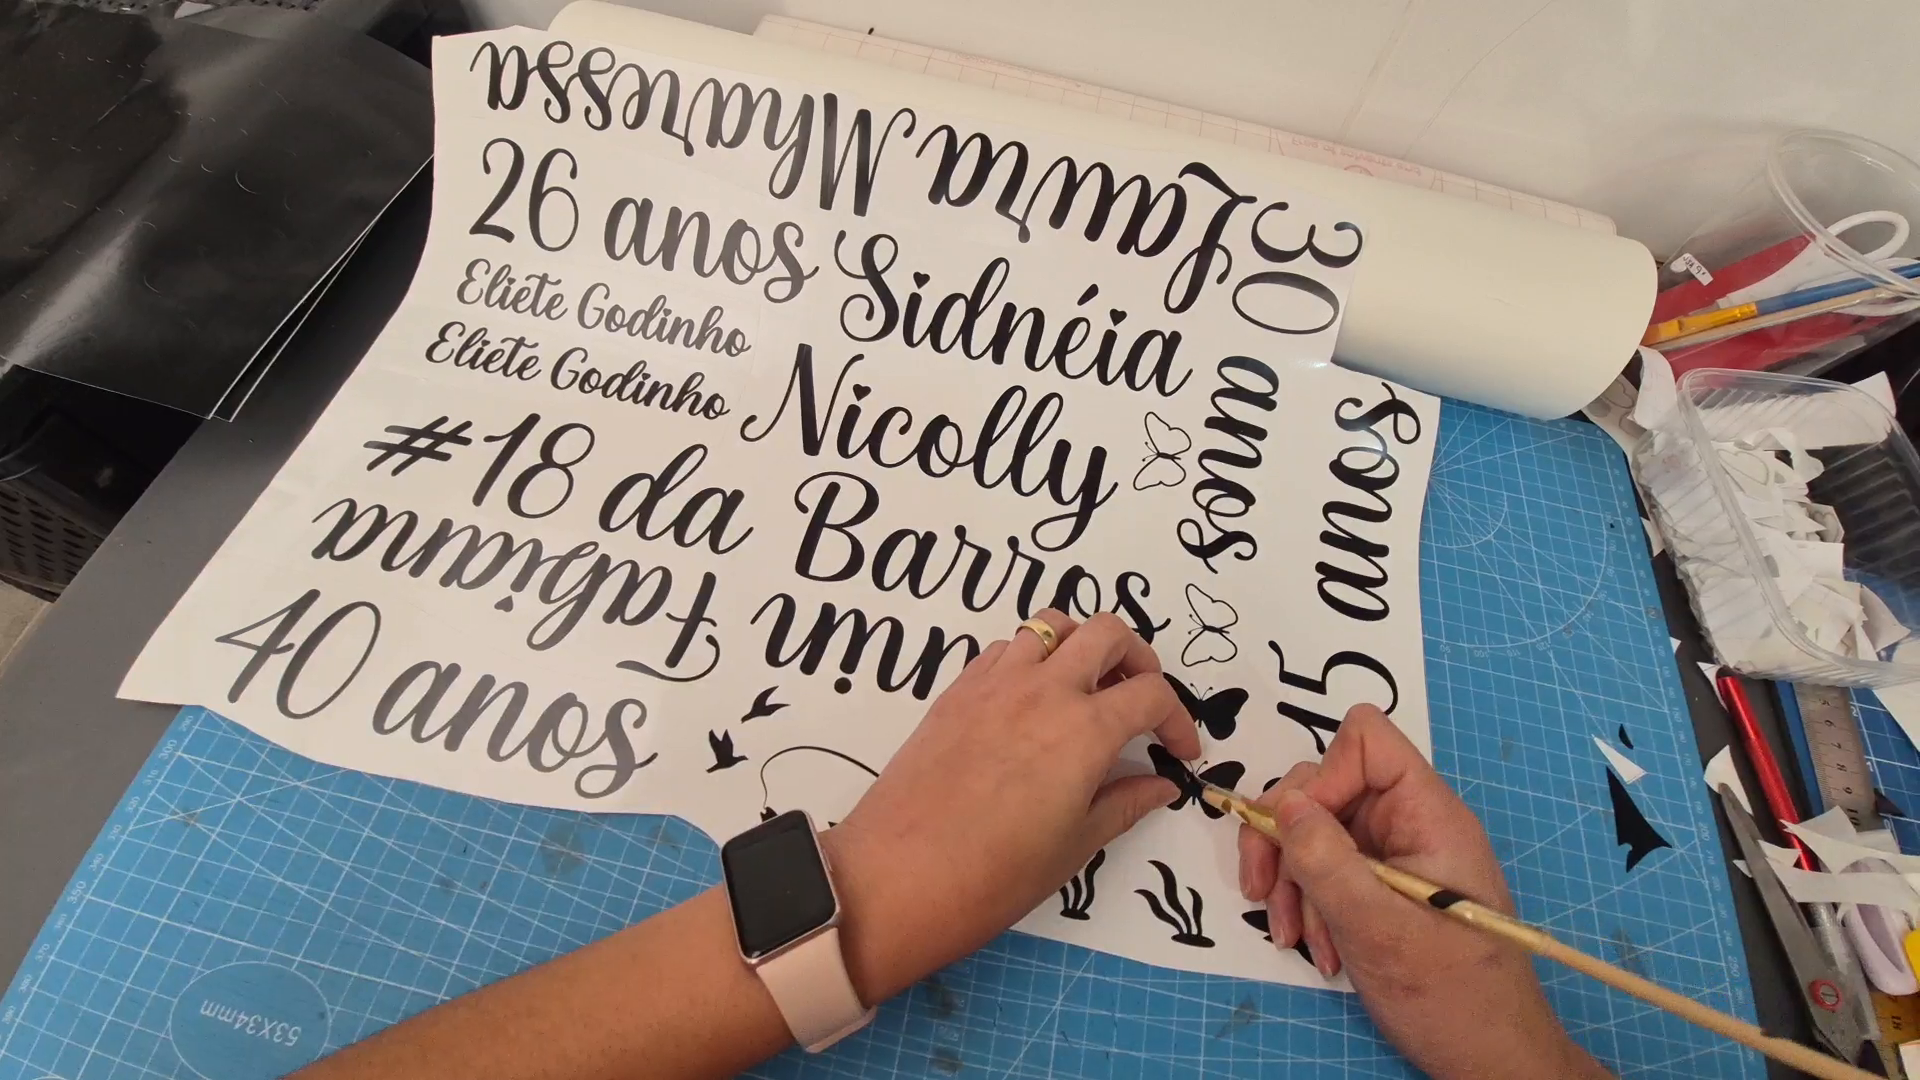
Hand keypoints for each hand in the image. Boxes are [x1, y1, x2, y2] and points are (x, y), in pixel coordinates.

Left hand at [824, 610, 1199, 1003]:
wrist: (897, 873)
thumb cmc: (994, 874)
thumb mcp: (1074, 846)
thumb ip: (1124, 803)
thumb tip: (1162, 784)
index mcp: (1084, 728)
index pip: (1151, 693)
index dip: (1178, 719)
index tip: (1179, 751)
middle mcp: (1043, 688)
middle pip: (1106, 631)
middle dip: (1137, 657)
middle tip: (1139, 699)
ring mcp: (995, 681)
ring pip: (1050, 624)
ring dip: (1079, 646)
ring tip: (1084, 689)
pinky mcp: (958, 687)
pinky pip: (1005, 648)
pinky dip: (1030, 658)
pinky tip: (1029, 701)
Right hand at [1236, 705, 1607, 1079]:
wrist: (1490, 1066)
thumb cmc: (1453, 999)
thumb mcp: (1381, 931)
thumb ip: (1328, 862)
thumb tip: (1282, 804)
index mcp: (1426, 814)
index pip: (1366, 741)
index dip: (1325, 773)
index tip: (1303, 829)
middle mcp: (1404, 818)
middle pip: (1320, 784)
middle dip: (1283, 837)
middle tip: (1261, 889)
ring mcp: (1386, 847)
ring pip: (1308, 824)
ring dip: (1287, 877)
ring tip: (1290, 933)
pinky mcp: (1371, 876)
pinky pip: (1316, 861)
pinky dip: (1300, 897)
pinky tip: (1308, 941)